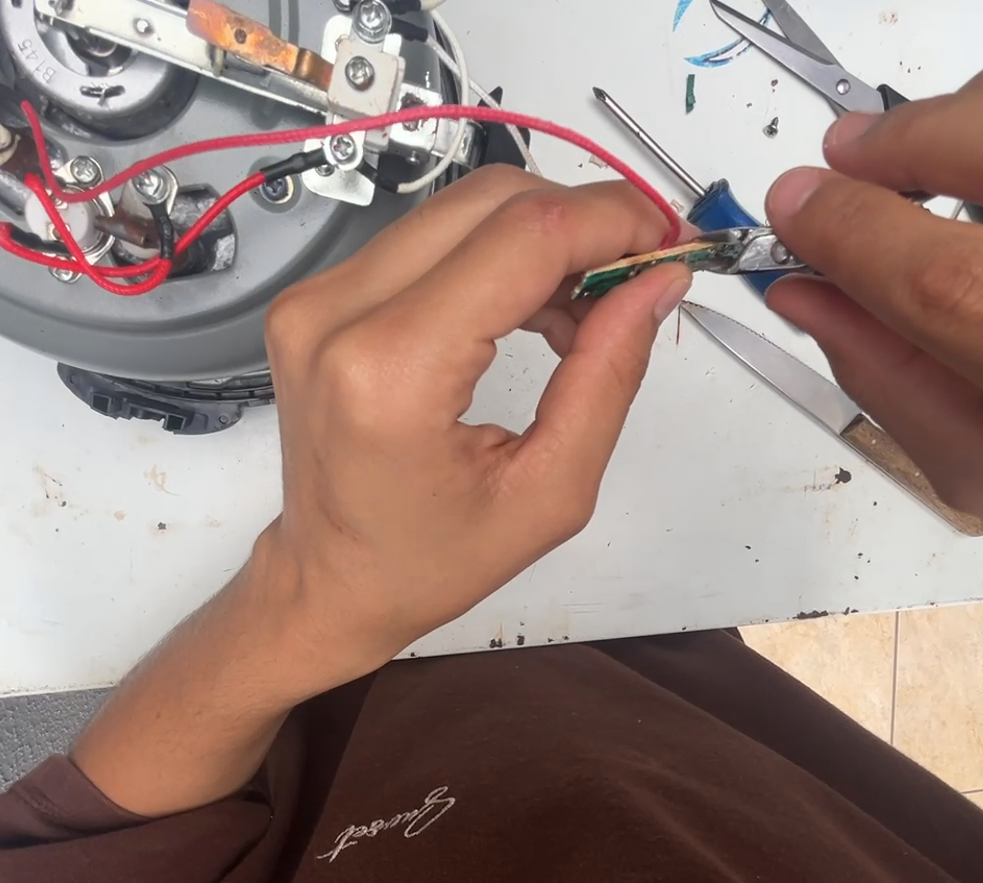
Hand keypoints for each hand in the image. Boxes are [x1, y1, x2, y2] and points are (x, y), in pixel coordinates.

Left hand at [74, 168, 689, 814]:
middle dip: (583, 222)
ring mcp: (315, 300)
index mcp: (393, 374)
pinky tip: (528, 310)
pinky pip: (427, 240)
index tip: (667, 245)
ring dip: (541, 239)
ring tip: (582, 311)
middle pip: (491, 203)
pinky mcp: (316, 300)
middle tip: (633, 279)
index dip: (611, 222)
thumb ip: (608, 379)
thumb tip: (656, 281)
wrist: (330, 580)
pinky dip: (494, 257)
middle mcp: (337, 315)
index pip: (523, 237)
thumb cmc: (432, 563)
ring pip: (460, 210)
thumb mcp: (548, 495)